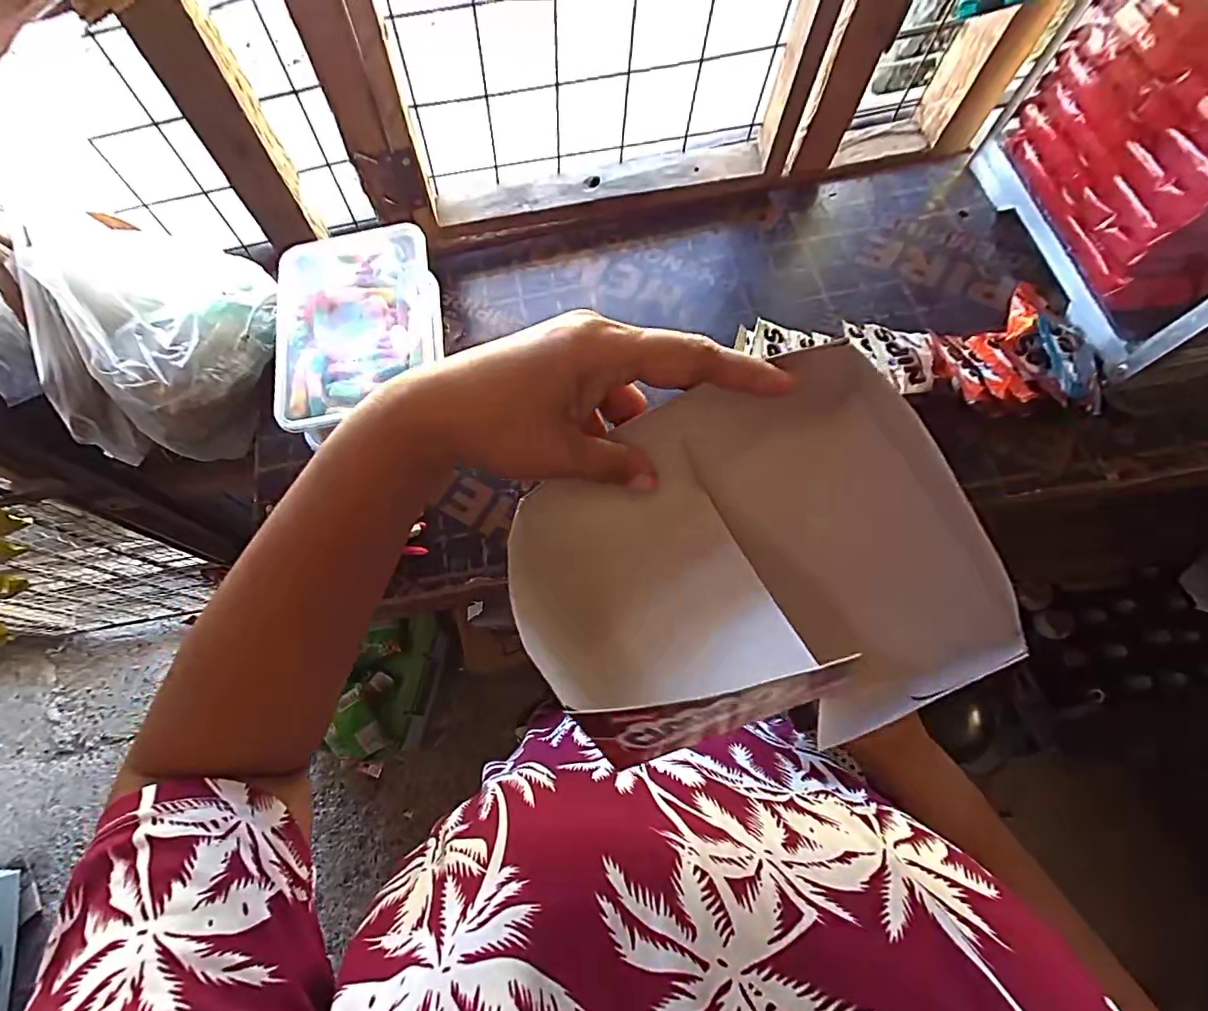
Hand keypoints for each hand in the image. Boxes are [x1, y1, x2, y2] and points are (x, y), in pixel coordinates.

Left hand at [370, 309, 794, 490]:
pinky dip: (598, 416)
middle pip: (654, 366)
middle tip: (703, 433)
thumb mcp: (558, 452)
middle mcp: (588, 335)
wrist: (427, 412)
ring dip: (626, 419)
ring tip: (628, 460)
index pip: (686, 356)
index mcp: (601, 347)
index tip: (780, 384)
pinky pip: (590, 387)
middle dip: (674, 403)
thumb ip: (611, 463)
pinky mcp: (544, 361)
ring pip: (618, 382)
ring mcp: (563, 346)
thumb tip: (650, 479)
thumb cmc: (492, 426)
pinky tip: (591, 450)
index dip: (736, 372)